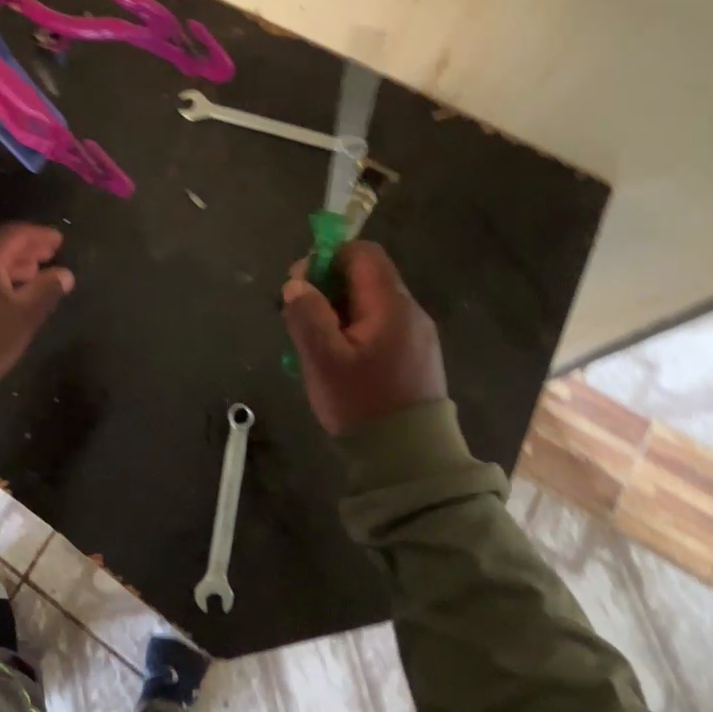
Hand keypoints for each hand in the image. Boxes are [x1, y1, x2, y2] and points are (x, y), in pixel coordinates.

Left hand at [0, 224, 75, 377]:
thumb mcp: (24, 315)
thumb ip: (46, 290)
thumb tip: (64, 274)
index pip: (14, 234)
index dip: (39, 235)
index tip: (59, 241)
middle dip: (25, 250)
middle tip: (47, 255)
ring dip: (10, 266)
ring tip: (31, 274)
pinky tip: (6, 294)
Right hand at [281, 242, 447, 435]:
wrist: (409, 459)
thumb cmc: (362, 403)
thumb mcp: (323, 359)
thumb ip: (307, 315)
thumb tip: (296, 284)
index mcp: (391, 305)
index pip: (363, 253)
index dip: (328, 257)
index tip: (302, 285)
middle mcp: (410, 312)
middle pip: (365, 276)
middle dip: (327, 288)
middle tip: (300, 318)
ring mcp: (416, 335)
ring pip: (369, 303)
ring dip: (337, 312)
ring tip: (314, 345)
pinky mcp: (414, 357)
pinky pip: (379, 327)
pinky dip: (353, 332)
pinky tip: (337, 361)